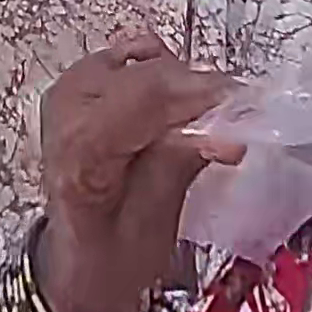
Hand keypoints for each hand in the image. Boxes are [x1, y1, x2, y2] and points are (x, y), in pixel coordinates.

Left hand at [35, 36, 236, 311]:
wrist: (75, 258)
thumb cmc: (112, 254)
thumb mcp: (153, 224)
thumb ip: (184, 162)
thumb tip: (231, 131)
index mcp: (80, 151)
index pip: (145, 96)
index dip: (199, 92)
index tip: (242, 102)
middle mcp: (69, 107)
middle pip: (150, 75)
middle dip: (198, 91)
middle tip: (236, 115)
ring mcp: (74, 86)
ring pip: (148, 62)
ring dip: (182, 84)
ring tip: (202, 118)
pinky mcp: (83, 75)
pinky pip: (136, 53)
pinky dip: (163, 71)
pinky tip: (173, 101)